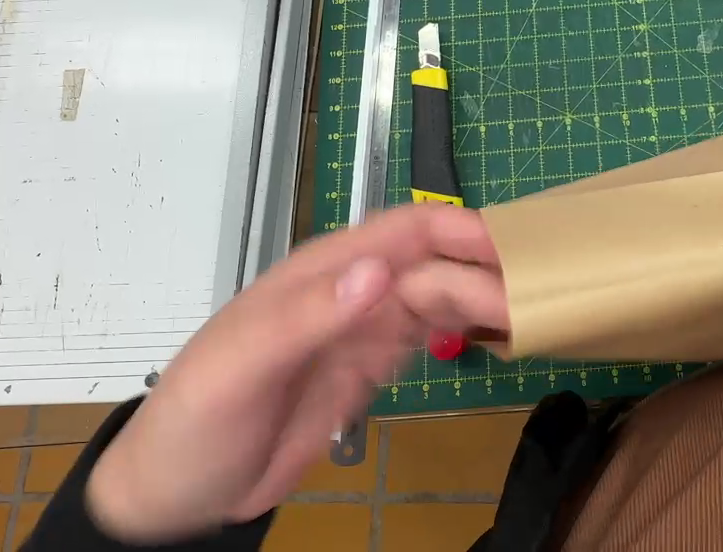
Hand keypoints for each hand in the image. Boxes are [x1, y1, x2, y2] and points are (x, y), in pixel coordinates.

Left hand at [86, 204, 507, 542]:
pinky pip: (433, 333)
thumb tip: (382, 269)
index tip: (514, 249)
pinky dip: (471, 330)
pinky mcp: (376, 362)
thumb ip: (311, 314)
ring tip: (537, 315)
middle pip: (437, 263)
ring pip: (444, 295)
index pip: (407, 230)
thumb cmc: (199, 418)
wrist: (179, 493)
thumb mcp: (243, 365)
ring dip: (488, 300)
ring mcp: (369, 325)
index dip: (460, 230)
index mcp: (327, 270)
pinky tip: (503, 335)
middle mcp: (357, 287)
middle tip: (543, 299)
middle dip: (489, 272)